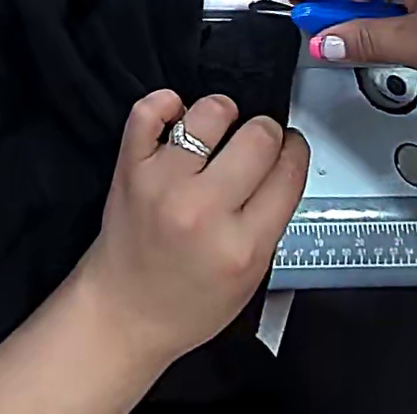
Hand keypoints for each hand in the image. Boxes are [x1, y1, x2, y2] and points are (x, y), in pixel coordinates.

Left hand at [73, 89, 309, 370]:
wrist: (122, 314)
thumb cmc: (187, 300)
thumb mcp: (252, 274)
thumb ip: (272, 215)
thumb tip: (284, 157)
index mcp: (242, 245)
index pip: (289, 170)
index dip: (294, 150)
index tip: (288, 148)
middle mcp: (203, 210)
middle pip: (259, 136)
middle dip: (266, 131)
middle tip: (256, 142)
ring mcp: (163, 184)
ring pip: (210, 113)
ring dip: (222, 113)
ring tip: (219, 129)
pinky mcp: (131, 167)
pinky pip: (149, 110)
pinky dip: (167, 102)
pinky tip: (178, 116)